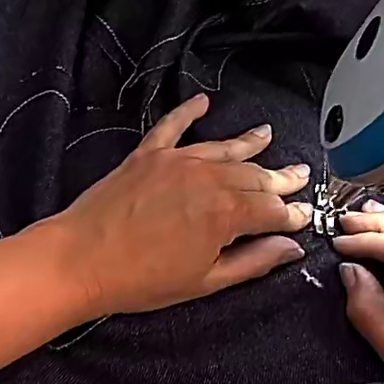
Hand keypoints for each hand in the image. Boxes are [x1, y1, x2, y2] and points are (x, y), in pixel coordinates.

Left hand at [32, 93, 312, 319]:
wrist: (79, 260)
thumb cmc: (141, 279)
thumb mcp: (206, 281)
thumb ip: (253, 261)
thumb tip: (291, 249)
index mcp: (226, 213)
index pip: (272, 209)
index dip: (292, 214)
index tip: (304, 217)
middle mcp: (208, 179)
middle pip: (255, 176)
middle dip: (281, 179)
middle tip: (300, 176)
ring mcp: (178, 161)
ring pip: (225, 149)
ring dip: (250, 143)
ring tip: (268, 135)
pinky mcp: (149, 154)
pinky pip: (174, 126)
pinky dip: (189, 112)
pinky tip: (203, 102)